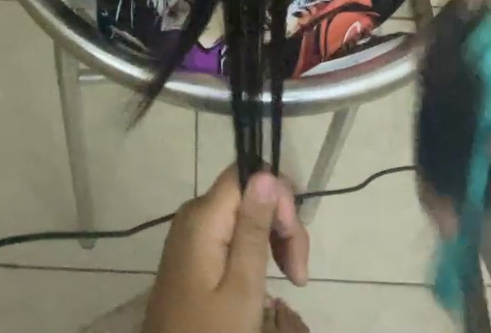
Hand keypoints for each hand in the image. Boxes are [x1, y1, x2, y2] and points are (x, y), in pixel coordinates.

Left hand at [142, 167, 310, 332]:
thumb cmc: (210, 331)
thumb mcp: (242, 287)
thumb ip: (254, 228)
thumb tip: (267, 173)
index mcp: (203, 215)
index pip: (249, 173)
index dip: (278, 198)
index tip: (292, 241)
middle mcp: (195, 212)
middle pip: (249, 194)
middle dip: (280, 224)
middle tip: (298, 274)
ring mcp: (192, 231)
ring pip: (244, 214)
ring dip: (272, 239)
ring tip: (291, 279)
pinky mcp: (194, 250)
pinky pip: (231, 232)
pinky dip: (255, 250)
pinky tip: (268, 276)